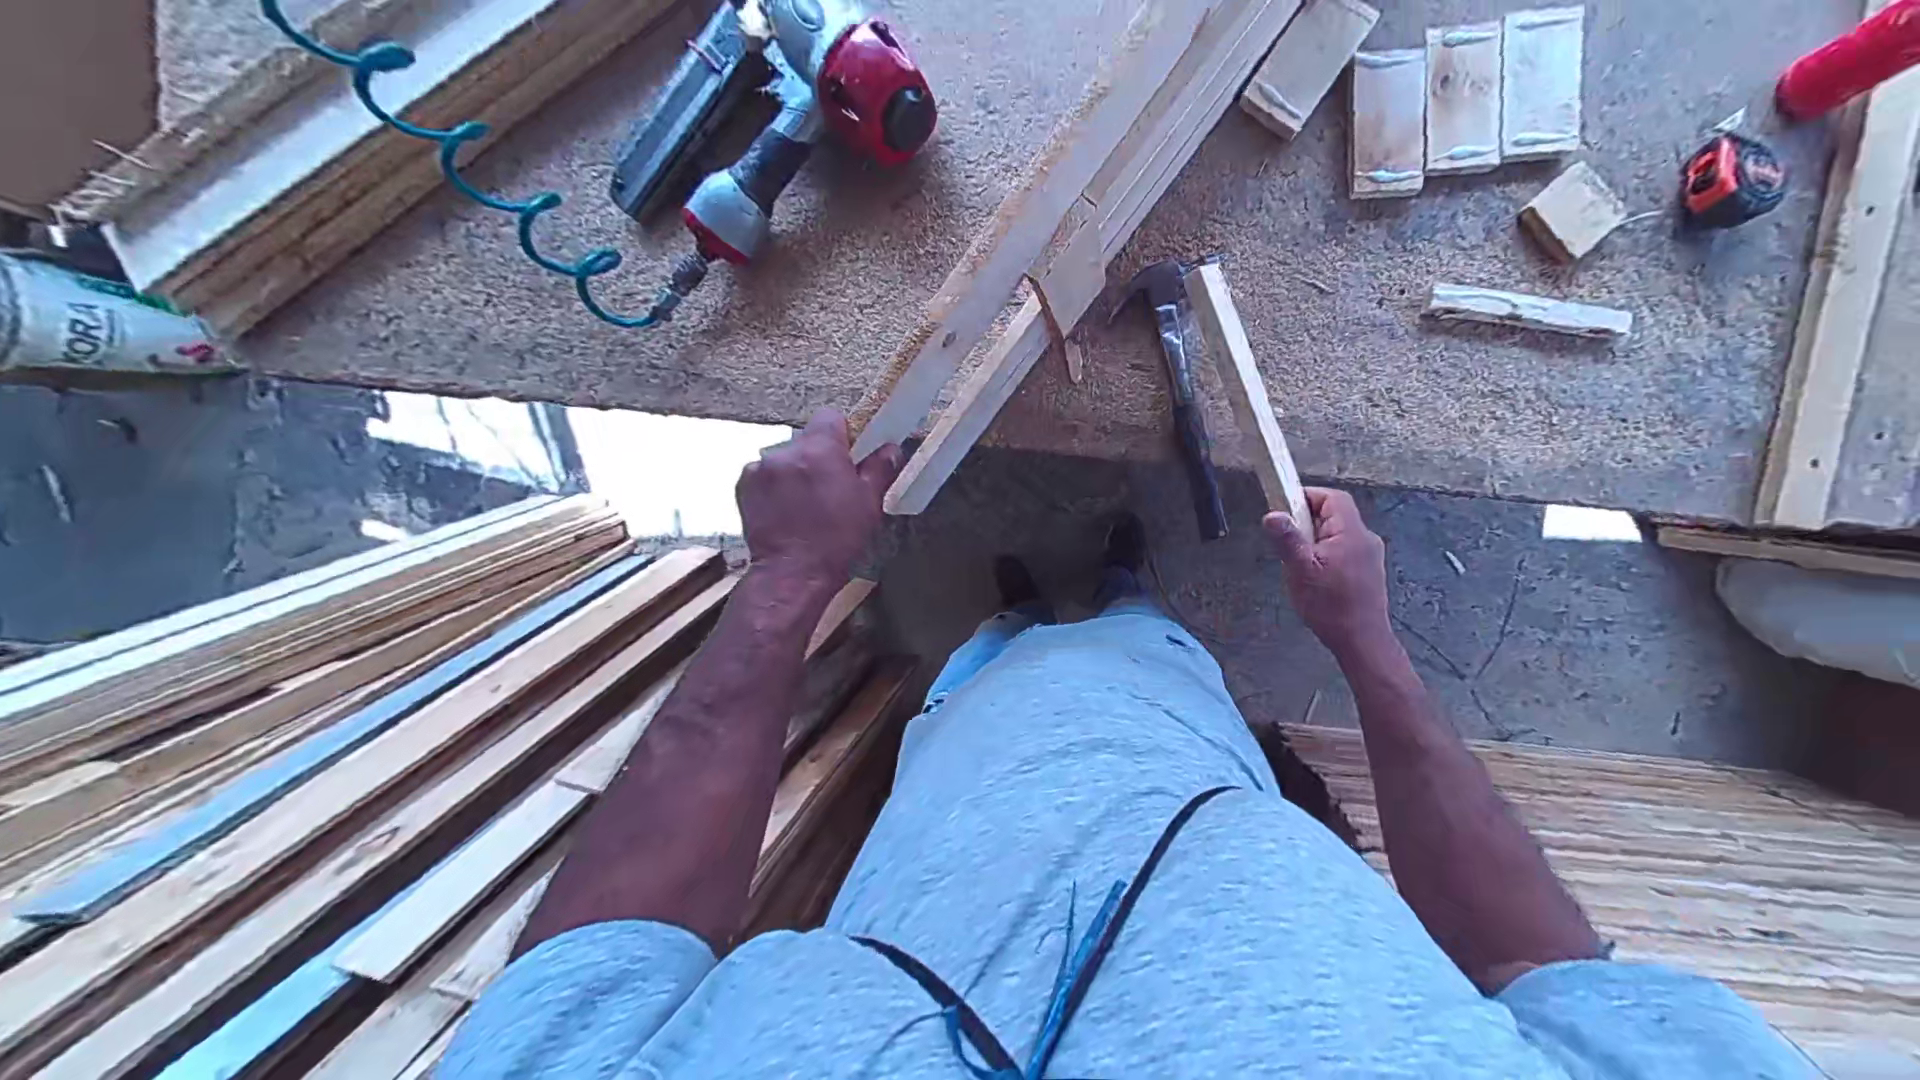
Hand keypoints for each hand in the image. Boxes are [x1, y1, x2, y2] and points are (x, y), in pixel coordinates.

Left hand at [737, 409, 901, 591]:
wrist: (792, 573)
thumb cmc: (834, 541)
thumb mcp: (869, 504)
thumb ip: (879, 468)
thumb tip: (890, 449)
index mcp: (819, 450)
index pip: (830, 417)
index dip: (843, 433)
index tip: (850, 453)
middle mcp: (785, 451)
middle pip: (807, 440)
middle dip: (819, 457)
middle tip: (832, 487)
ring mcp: (760, 469)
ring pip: (786, 458)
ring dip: (796, 472)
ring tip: (807, 504)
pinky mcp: (744, 486)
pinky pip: (765, 475)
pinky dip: (776, 486)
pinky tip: (787, 510)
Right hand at [1263, 487, 1390, 655]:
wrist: (1360, 640)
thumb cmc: (1330, 605)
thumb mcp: (1301, 570)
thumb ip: (1287, 540)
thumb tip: (1272, 514)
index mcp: (1352, 534)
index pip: (1333, 498)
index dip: (1307, 496)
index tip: (1283, 507)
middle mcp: (1365, 539)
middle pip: (1333, 514)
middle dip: (1305, 521)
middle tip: (1285, 540)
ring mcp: (1368, 556)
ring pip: (1335, 533)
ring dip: (1312, 540)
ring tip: (1296, 562)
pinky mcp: (1365, 570)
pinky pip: (1341, 549)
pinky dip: (1322, 553)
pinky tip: (1311, 575)